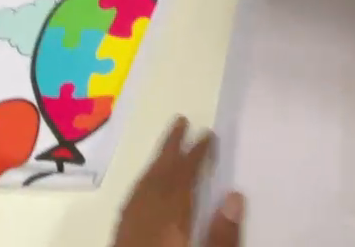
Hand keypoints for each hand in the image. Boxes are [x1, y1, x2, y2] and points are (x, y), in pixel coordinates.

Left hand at [112, 117, 244, 246]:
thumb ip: (222, 236)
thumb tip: (235, 195)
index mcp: (169, 225)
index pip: (182, 182)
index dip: (196, 155)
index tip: (208, 133)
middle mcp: (144, 223)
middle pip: (157, 181)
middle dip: (170, 149)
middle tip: (181, 119)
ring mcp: (127, 234)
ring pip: (140, 192)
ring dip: (155, 165)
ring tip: (167, 148)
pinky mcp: (119, 242)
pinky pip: (129, 208)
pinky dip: (140, 188)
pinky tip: (146, 187)